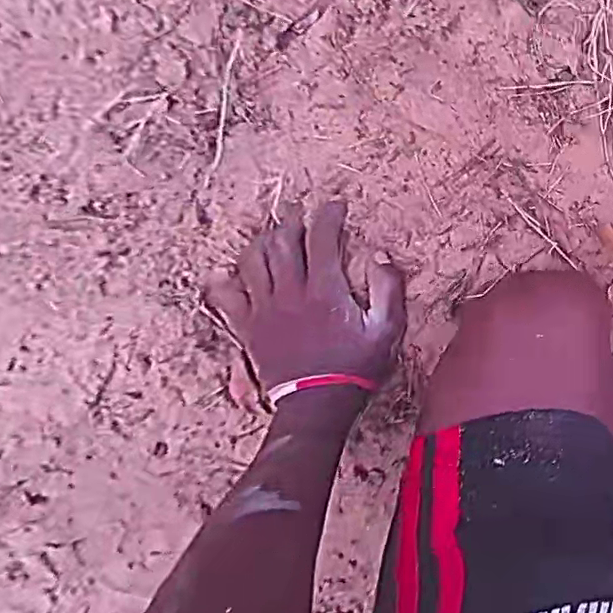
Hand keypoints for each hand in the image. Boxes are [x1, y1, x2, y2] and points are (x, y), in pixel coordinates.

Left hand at [205, 200, 406, 406]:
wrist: (317, 406)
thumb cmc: (357, 367)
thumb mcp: (388, 329)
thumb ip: (388, 289)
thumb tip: (381, 256)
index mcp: (325, 290)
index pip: (321, 238)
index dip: (329, 216)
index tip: (337, 206)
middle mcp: (290, 293)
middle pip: (281, 243)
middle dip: (293, 222)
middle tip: (303, 216)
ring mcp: (264, 310)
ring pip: (252, 262)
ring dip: (262, 243)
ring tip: (273, 237)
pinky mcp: (248, 329)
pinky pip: (226, 298)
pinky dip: (224, 281)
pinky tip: (227, 273)